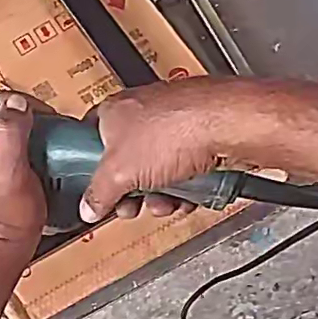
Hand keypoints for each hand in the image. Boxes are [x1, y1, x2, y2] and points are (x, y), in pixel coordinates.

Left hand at [0, 89, 47, 245]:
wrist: (12, 239)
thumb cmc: (10, 211)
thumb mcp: (10, 168)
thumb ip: (10, 132)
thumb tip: (17, 102)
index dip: (19, 104)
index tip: (41, 117)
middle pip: (2, 109)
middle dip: (28, 113)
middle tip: (49, 126)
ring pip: (11, 122)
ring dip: (32, 125)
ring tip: (49, 136)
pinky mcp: (0, 162)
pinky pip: (17, 138)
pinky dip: (32, 138)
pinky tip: (45, 147)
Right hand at [78, 80, 249, 223]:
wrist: (228, 126)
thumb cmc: (176, 130)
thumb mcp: (119, 173)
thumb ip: (98, 193)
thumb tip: (88, 207)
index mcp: (113, 112)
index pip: (89, 139)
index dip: (89, 168)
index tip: (94, 190)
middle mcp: (142, 114)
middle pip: (125, 164)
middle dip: (131, 192)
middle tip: (132, 205)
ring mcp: (172, 126)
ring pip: (156, 172)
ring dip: (159, 196)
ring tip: (166, 202)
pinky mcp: (198, 140)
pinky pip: (182, 172)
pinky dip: (184, 188)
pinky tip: (187, 196)